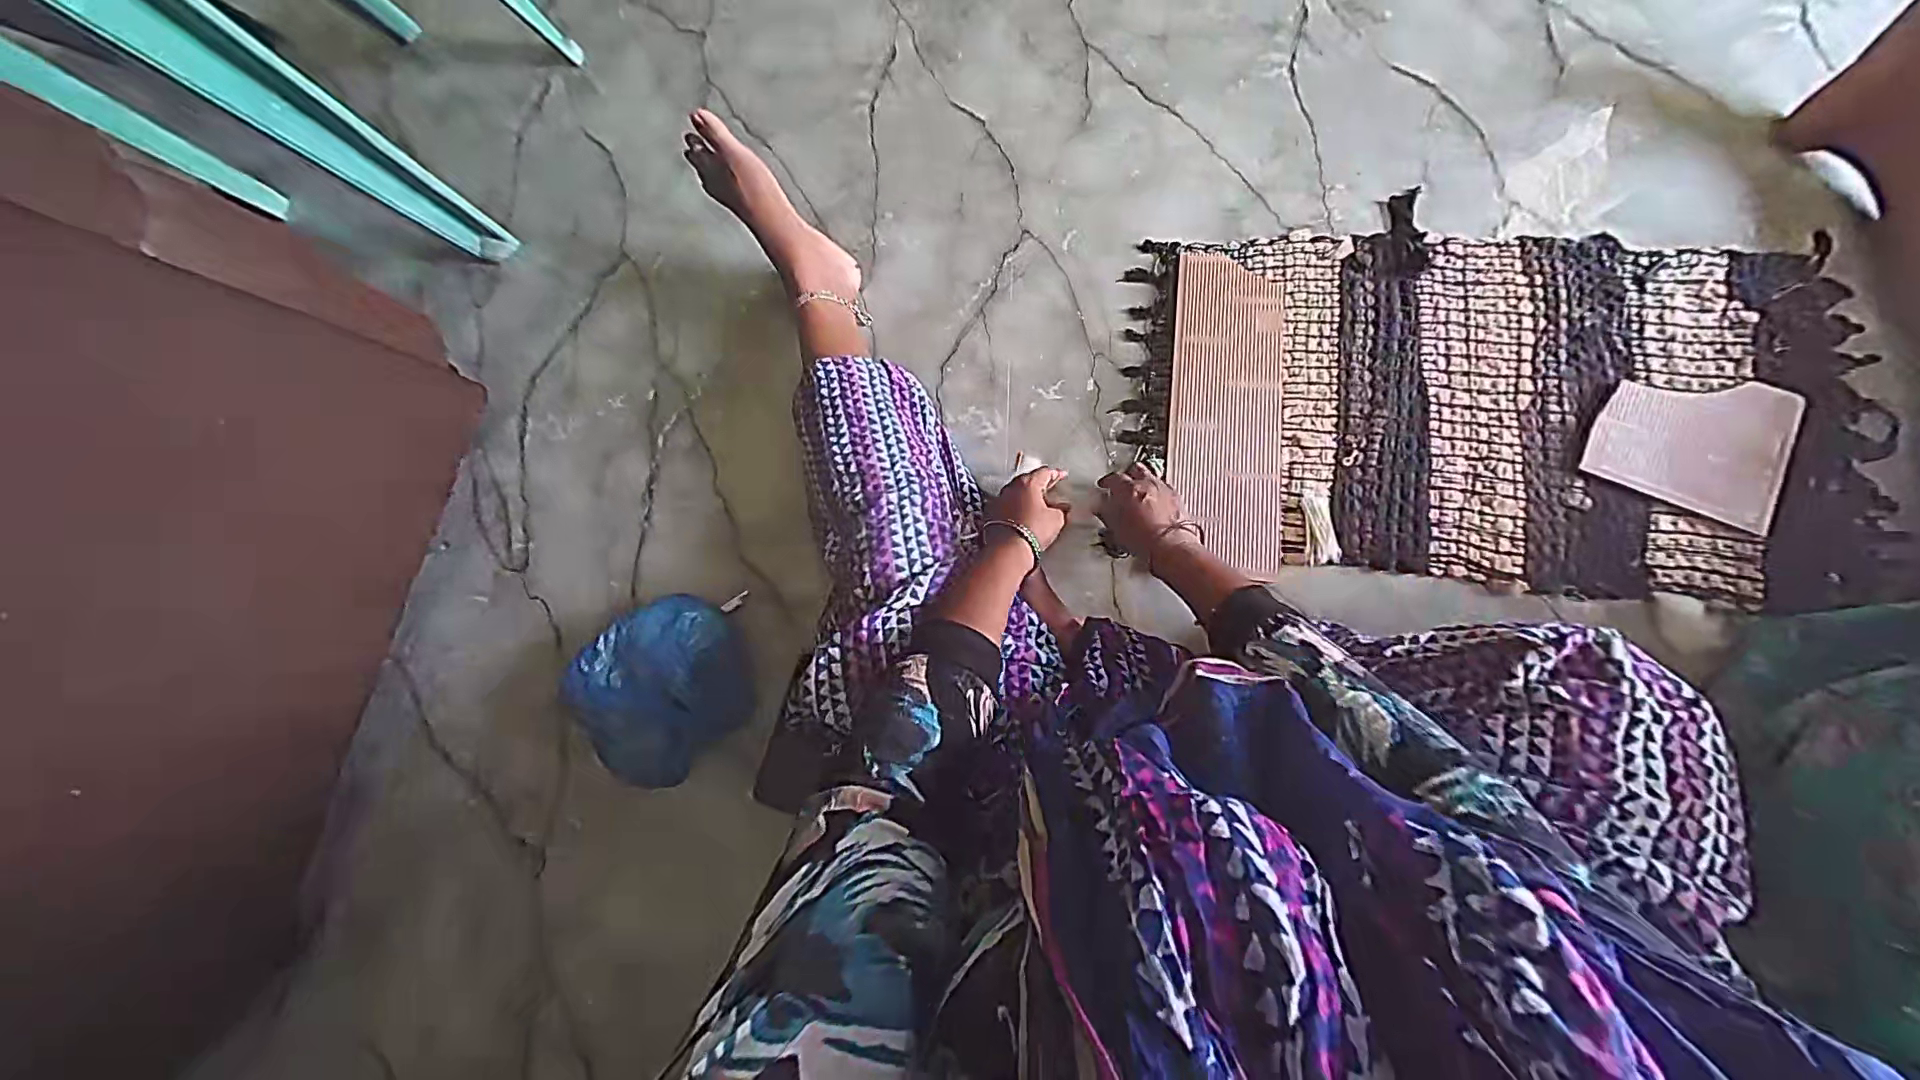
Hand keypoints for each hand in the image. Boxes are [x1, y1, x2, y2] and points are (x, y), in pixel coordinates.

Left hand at [985, 467, 1070, 550]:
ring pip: (1016, 491)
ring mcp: (1000, 499)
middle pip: (1028, 479)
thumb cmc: (1032, 531)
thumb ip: (1060, 509)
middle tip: (1049, 487)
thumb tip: (1062, 508)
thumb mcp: (1056, 519)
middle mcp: (1012, 487)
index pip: (1044, 472)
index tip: (1061, 475)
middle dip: (1039, 483)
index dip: (1055, 474)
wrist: (1009, 549)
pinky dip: (1015, 506)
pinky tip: (1022, 514)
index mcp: (1029, 483)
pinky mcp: (992, 512)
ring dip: (1026, 495)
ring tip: (1037, 503)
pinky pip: (1006, 504)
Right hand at [1096, 462, 1190, 558]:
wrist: (1170, 546)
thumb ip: (1107, 512)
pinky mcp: (1176, 497)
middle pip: (1135, 469)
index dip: (1107, 482)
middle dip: (1128, 475)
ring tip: (1139, 490)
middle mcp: (1147, 484)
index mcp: (1128, 489)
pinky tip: (1155, 501)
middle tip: (1123, 484)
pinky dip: (1157, 491)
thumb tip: (1102, 508)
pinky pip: (1164, 487)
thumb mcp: (1116, 528)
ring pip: (1151, 475)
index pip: (1114, 478)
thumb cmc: (1145, 540)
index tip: (1105, 485)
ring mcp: (1163, 489)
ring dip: (1144, 481)